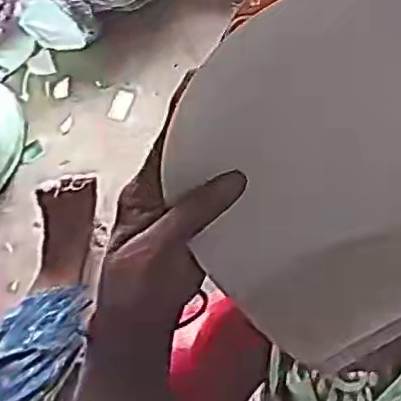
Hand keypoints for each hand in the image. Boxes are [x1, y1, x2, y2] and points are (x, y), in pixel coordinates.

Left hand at [92, 66, 244, 362]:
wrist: (138, 329)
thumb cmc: (133, 291)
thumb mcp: (152, 252)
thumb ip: (190, 215)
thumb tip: (235, 180)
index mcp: (145, 186)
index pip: (167, 134)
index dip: (184, 102)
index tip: (208, 70)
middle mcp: (167, 185)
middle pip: (191, 140)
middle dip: (214, 112)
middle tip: (246, 86)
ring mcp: (189, 201)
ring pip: (211, 162)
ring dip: (232, 141)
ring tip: (263, 117)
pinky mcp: (209, 218)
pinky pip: (228, 187)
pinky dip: (245, 172)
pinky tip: (267, 163)